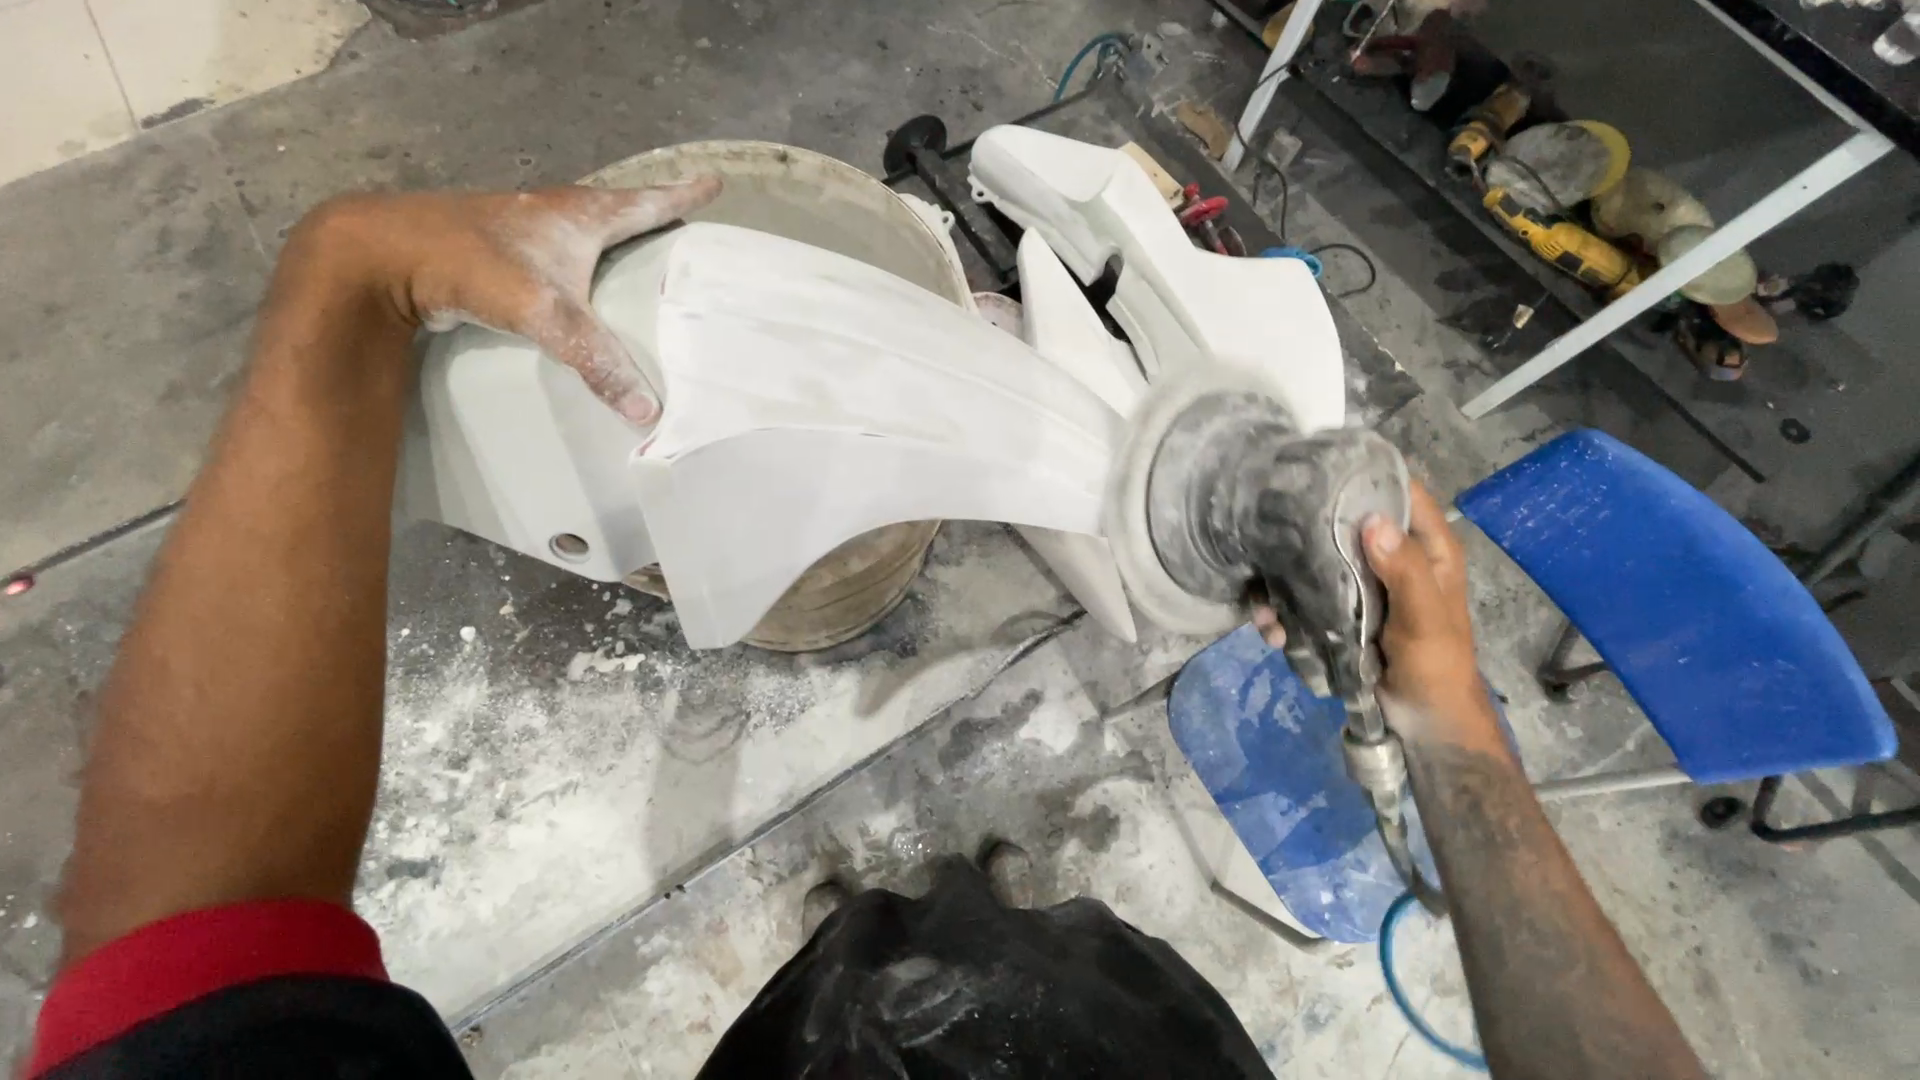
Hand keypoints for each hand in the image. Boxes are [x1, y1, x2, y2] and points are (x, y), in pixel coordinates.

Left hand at [288, 180, 722, 422]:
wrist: (380, 255)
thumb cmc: (474, 266)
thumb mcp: (547, 314)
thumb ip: (598, 361)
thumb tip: (648, 414)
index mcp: (579, 215)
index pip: (645, 203)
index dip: (682, 196)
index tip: (714, 183)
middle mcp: (554, 215)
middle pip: (617, 211)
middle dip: (650, 217)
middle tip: (680, 228)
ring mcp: (523, 232)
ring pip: (584, 234)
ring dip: (612, 242)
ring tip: (636, 262)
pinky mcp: (497, 253)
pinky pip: (557, 259)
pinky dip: (579, 268)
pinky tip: (577, 291)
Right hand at [1251, 480, 1488, 740]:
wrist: (1423, 721)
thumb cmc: (1436, 665)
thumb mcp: (1426, 619)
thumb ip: (1406, 571)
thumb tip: (1372, 520)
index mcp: (1426, 549)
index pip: (1400, 492)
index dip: (1367, 475)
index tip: (1322, 468)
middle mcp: (1390, 557)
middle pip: (1348, 521)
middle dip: (1311, 527)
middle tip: (1272, 528)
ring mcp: (1361, 584)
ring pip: (1316, 560)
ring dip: (1285, 580)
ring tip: (1266, 607)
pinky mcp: (1337, 610)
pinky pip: (1303, 597)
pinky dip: (1283, 611)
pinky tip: (1272, 630)